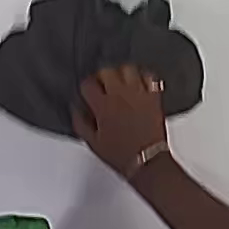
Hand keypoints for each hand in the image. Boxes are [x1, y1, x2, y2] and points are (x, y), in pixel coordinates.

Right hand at [73, 64, 167, 178]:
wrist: (147, 160)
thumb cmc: (121, 154)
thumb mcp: (92, 142)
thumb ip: (80, 122)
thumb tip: (75, 109)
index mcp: (103, 106)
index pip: (88, 84)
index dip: (85, 87)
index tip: (87, 92)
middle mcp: (120, 95)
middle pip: (106, 70)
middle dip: (101, 76)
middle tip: (101, 85)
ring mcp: (138, 93)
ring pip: (127, 68)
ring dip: (121, 73)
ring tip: (119, 82)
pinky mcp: (153, 95)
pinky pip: (148, 76)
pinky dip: (142, 77)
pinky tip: (137, 84)